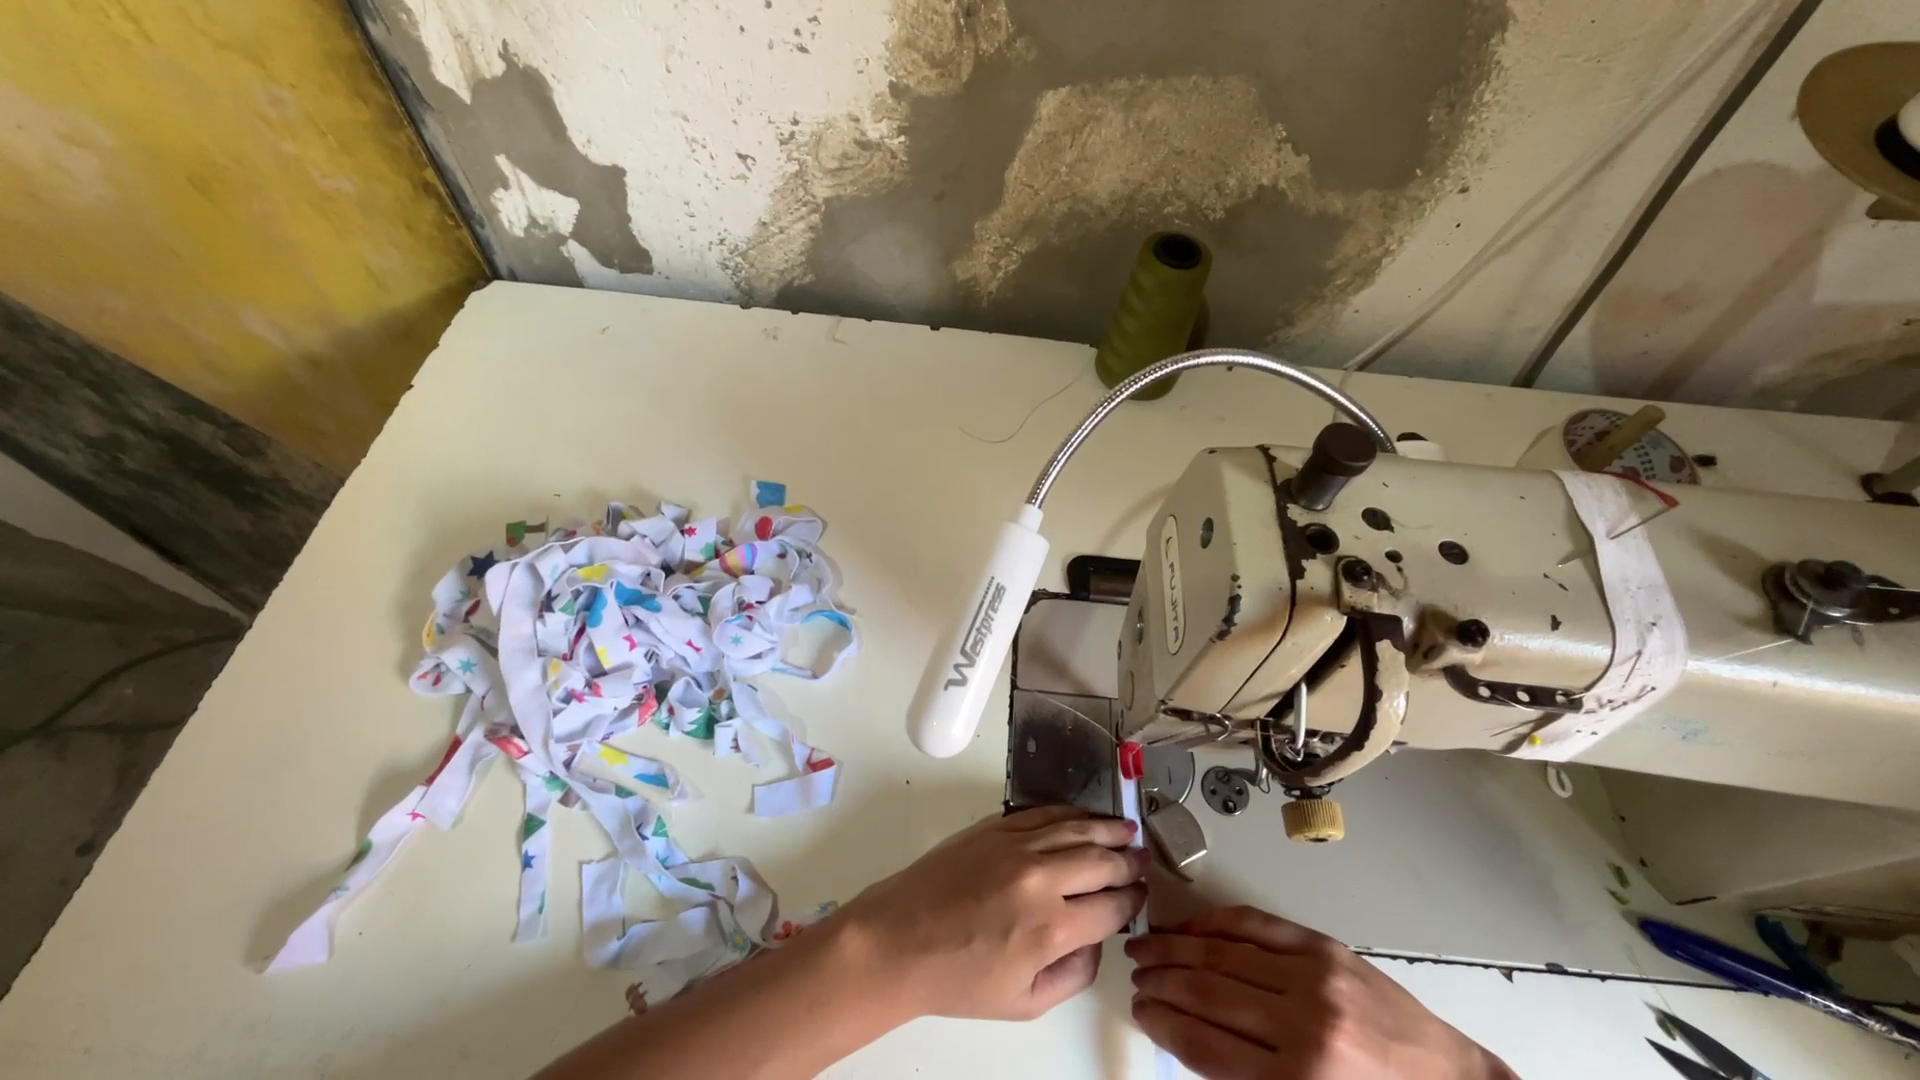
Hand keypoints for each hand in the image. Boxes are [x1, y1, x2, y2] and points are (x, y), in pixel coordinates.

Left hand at [837, 805, 1146, 1021]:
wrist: (897, 940)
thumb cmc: (956, 980)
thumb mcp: (1024, 1003)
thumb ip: (1073, 975)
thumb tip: (1096, 941)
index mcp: (1051, 930)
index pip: (1113, 907)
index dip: (1133, 901)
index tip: (1140, 896)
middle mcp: (1040, 880)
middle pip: (1103, 861)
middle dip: (1129, 862)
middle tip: (1142, 861)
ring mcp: (1016, 846)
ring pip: (1078, 829)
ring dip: (1108, 830)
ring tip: (1128, 831)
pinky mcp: (994, 827)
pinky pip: (1044, 813)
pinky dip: (1071, 814)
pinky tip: (1085, 818)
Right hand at [1127, 906, 1515, 1079]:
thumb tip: (1182, 1035)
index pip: (1202, 1045)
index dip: (1162, 1024)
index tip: (1139, 1011)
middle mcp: (1301, 1025)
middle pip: (1205, 993)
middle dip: (1160, 982)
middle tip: (1134, 975)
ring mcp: (1313, 978)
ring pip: (1222, 953)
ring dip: (1175, 947)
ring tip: (1145, 946)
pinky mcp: (1325, 947)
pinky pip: (1255, 925)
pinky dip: (1214, 923)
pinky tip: (1189, 928)